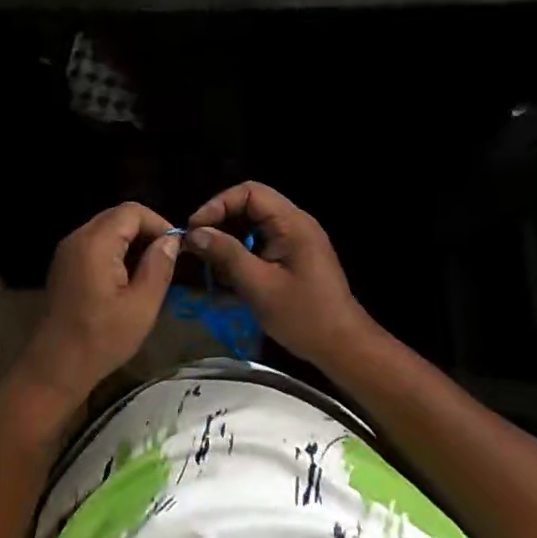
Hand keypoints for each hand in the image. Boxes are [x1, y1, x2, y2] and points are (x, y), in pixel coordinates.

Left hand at [13, 202, 180, 409]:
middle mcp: (77, 238)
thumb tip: (171, 240)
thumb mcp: (142, 305)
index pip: (131, 211)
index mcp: (95, 243)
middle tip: (167, 258)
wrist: (56, 365)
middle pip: (117, 216)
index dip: (159, 223)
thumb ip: (159, 266)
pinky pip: (94, 244)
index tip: (177, 248)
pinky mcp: (64, 265)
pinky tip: (129, 276)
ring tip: (152, 268)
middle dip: (146, 230)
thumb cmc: (102, 338)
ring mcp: (67, 251)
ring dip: (131, 241)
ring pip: (106, 229)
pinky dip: (115, 250)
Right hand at [185, 182, 379, 367]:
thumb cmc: (302, 315)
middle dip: (220, 223)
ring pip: (251, 225)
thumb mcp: (258, 285)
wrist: (341, 345)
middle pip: (249, 205)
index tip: (196, 229)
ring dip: (228, 240)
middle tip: (197, 247)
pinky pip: (259, 242)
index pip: (249, 192)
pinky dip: (240, 253)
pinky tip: (228, 276)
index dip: (218, 204)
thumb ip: (226, 254)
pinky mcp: (292, 256)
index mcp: (292, 223)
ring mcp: (294, 240)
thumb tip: (194, 233)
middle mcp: (295, 223)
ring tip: (210, 264)